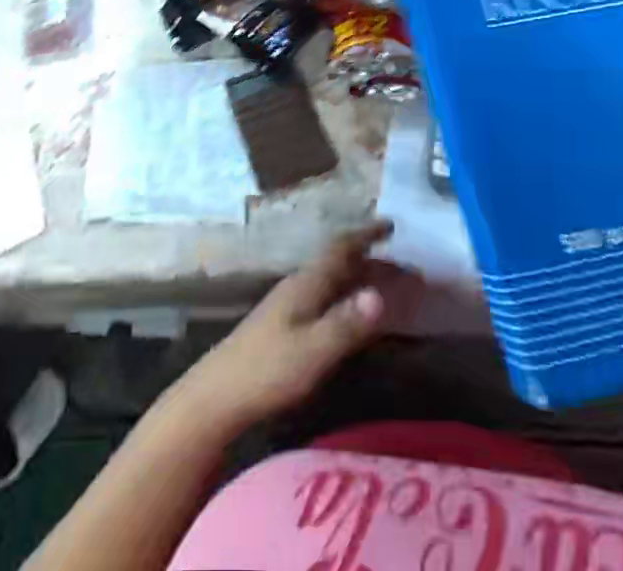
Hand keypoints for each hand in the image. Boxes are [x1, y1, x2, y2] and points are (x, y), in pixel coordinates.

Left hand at [168, 222, 417, 429]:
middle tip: (407, 270)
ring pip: (333, 282)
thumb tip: (380, 293)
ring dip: (361, 280)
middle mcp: (298, 286)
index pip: (340, 248)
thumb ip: (347, 323)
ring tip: (389, 289)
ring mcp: (289, 306)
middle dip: (373, 262)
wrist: (215, 397)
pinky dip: (348, 299)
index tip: (391, 225)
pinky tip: (355, 317)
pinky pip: (326, 299)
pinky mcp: (284, 326)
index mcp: (306, 284)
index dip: (366, 234)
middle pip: (340, 264)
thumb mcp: (313, 350)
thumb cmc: (266, 370)